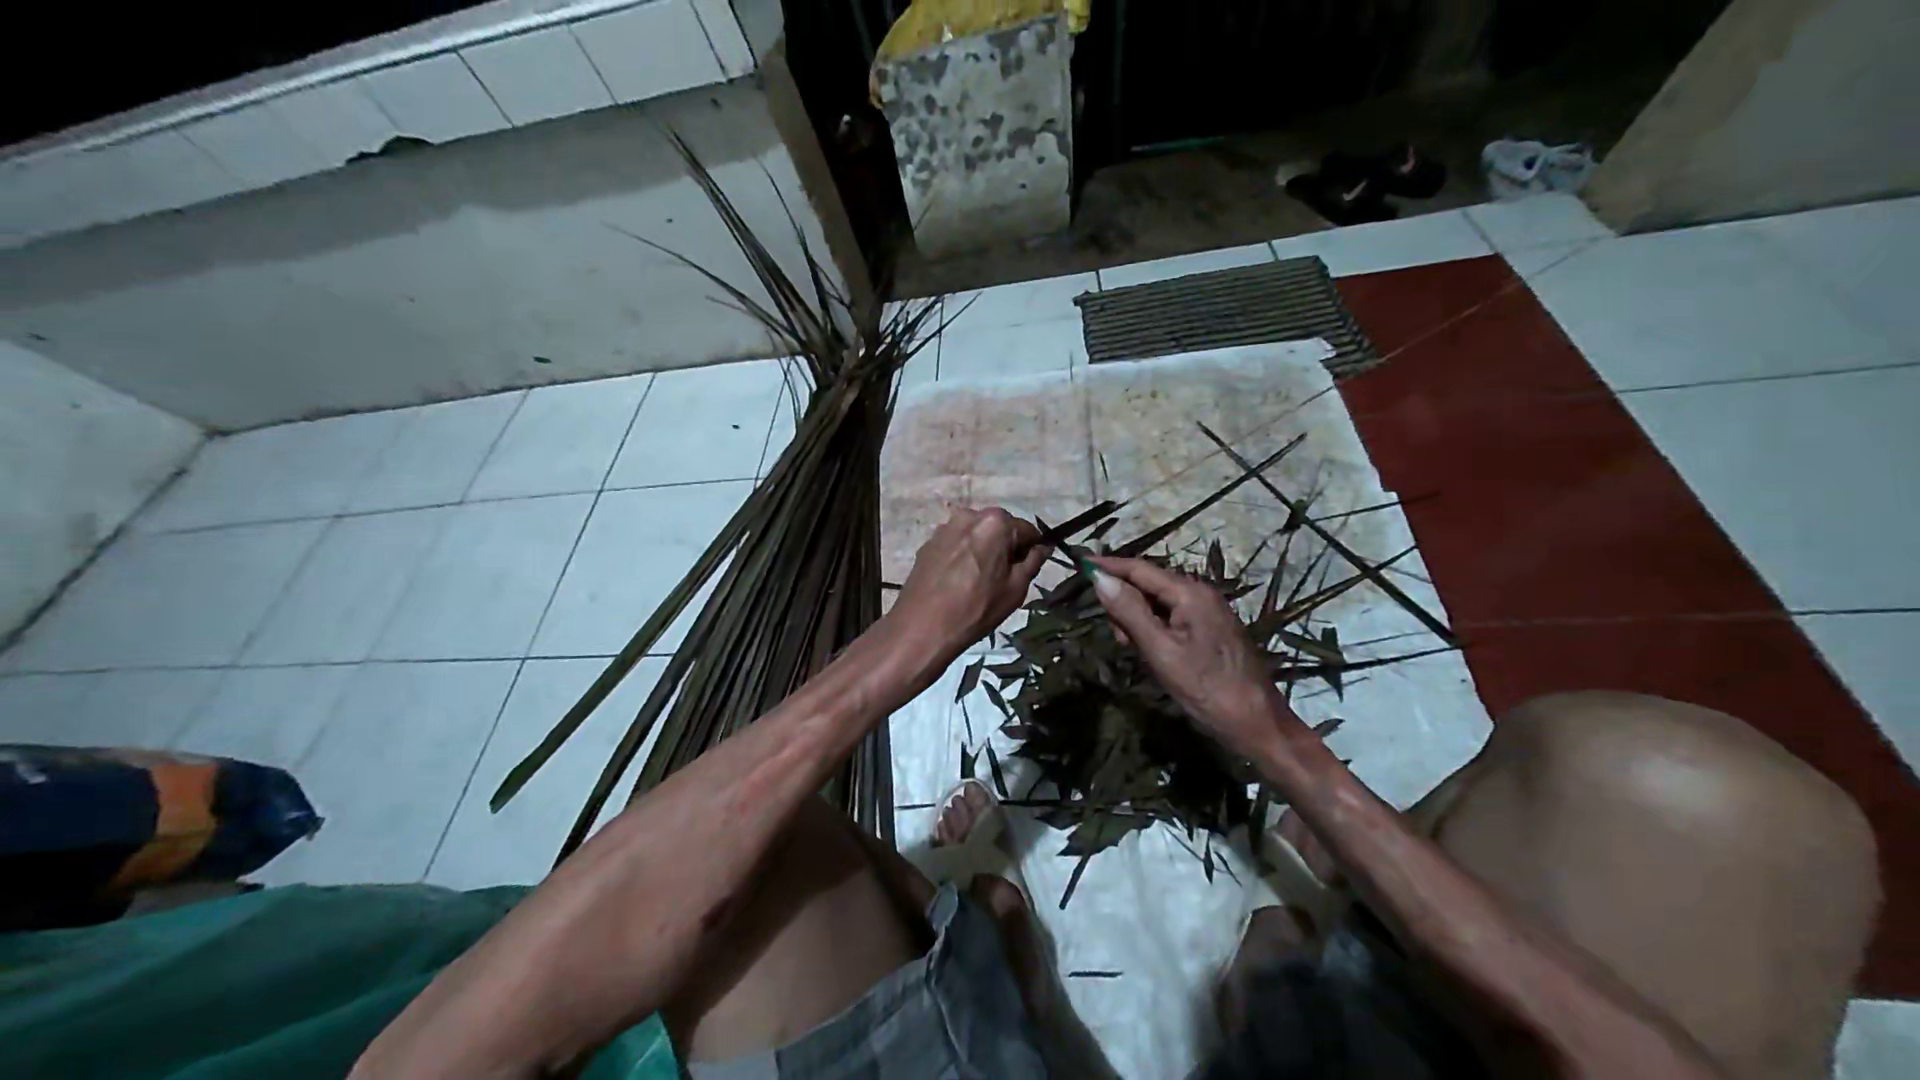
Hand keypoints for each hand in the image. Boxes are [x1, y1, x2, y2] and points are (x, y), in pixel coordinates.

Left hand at [887, 506, 1049, 669]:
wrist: (923, 626)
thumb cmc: (977, 607)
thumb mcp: (1016, 588)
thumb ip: (1033, 562)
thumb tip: (1043, 547)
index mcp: (995, 522)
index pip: (1027, 530)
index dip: (1032, 549)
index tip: (1030, 568)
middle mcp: (969, 516)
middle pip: (998, 528)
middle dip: (1005, 547)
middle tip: (1005, 577)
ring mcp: (944, 528)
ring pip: (975, 535)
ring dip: (983, 550)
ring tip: (979, 581)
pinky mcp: (928, 543)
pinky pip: (955, 544)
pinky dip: (962, 556)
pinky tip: (958, 581)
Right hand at [1089, 555, 1302, 759]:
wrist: (1255, 722)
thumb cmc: (1205, 687)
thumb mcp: (1160, 650)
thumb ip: (1129, 612)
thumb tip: (1099, 578)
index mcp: (1190, 593)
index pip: (1139, 569)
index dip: (1108, 566)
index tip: (1080, 563)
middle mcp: (1200, 594)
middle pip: (1148, 585)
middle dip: (1125, 603)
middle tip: (1119, 639)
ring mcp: (1207, 612)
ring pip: (1158, 604)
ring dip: (1138, 620)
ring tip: (1136, 651)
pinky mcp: (1209, 630)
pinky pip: (1171, 618)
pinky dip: (1153, 630)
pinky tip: (1152, 653)